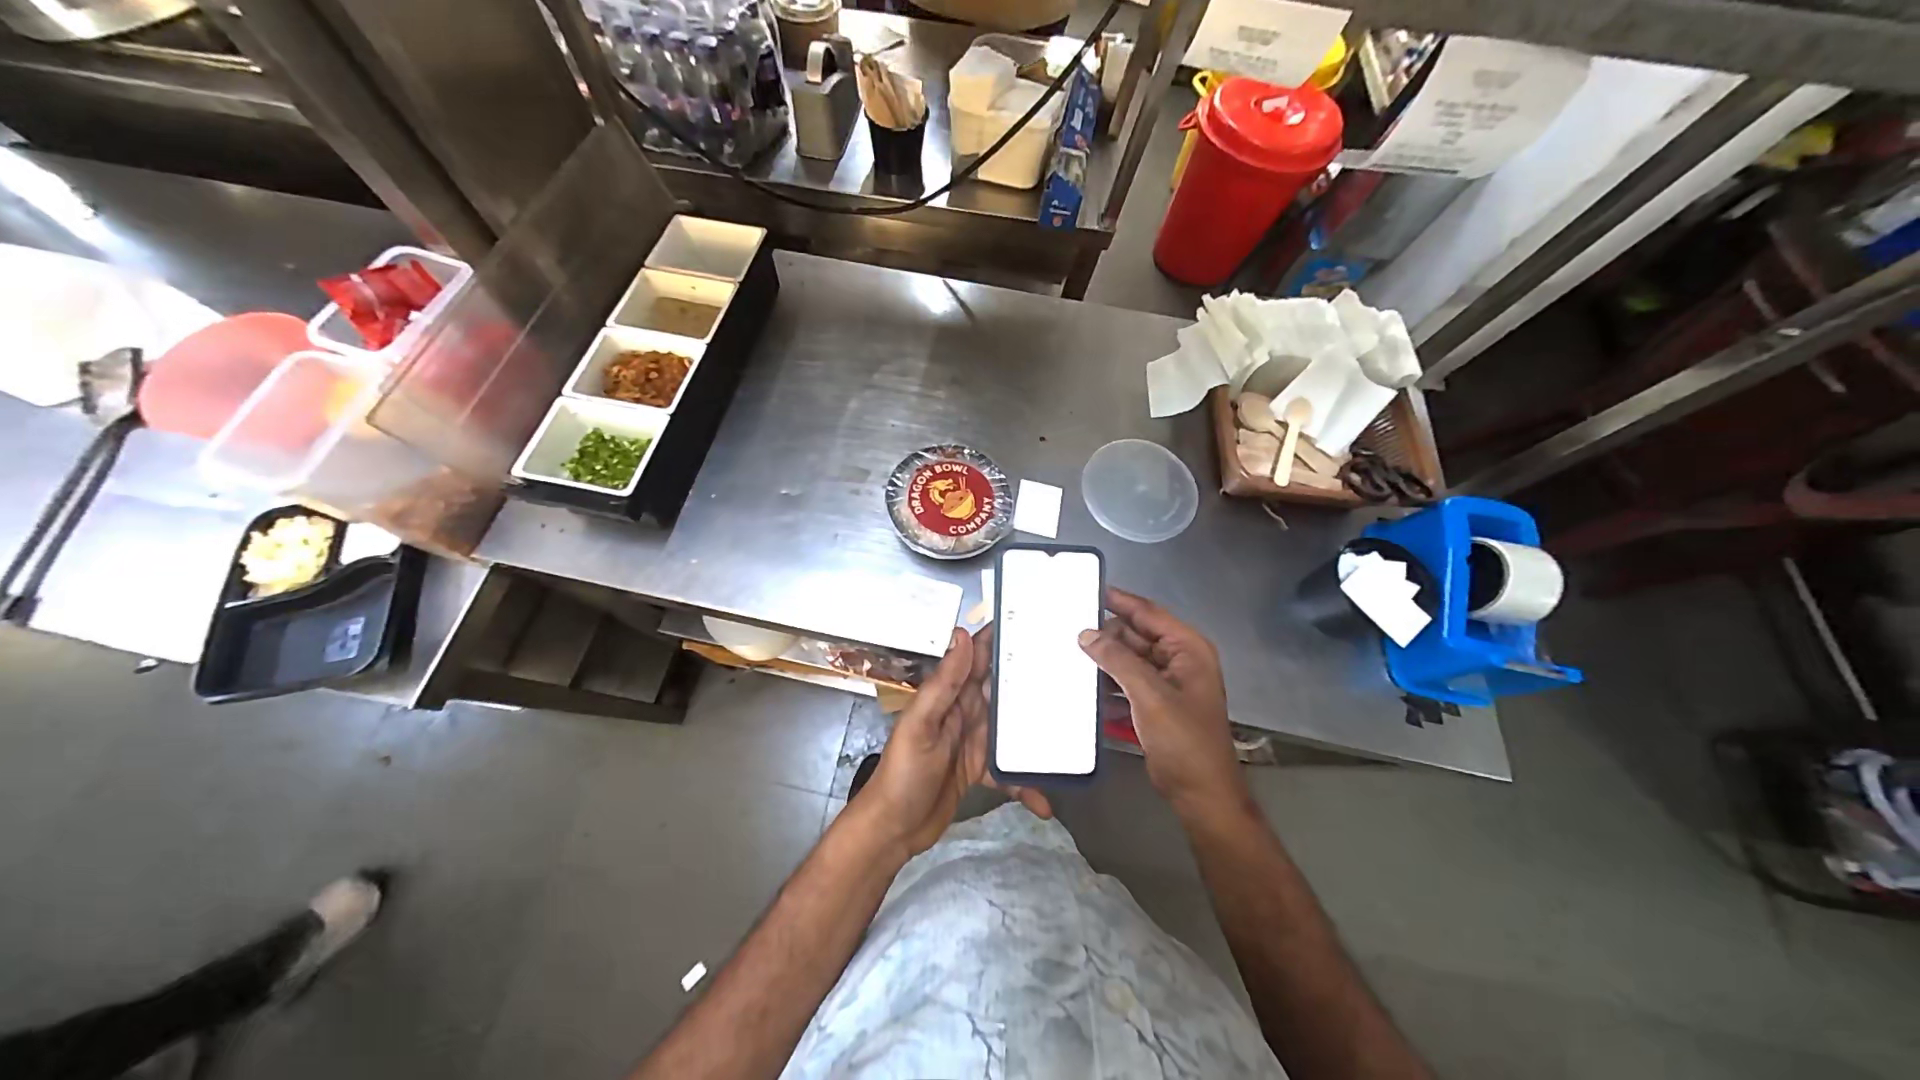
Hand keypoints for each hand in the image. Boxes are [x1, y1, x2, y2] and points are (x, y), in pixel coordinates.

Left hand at [852, 626, 1049, 856]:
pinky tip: (1045, 801)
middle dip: (1032, 679)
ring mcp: (975, 742)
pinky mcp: (981, 770)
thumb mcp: (921, 725)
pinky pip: (1010, 772)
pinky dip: (1025, 784)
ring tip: (1072, 729)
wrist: (893, 829)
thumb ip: (943, 683)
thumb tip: (962, 633)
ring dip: (1037, 730)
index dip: (1003, 638)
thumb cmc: (903, 773)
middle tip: (1073, 669)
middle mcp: (966, 713)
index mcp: (950, 696)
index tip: (1037, 622)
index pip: (978, 657)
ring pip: (1013, 727)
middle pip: (1003, 689)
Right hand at [1078, 588, 1245, 818]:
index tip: (1085, 590)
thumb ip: (1117, 661)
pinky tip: (1082, 682)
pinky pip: (1127, 682)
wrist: (1201, 793)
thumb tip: (1086, 634)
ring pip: (1128, 660)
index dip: (1118, 600)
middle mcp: (1179, 660)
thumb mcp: (1149, 695)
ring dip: (1103, 659)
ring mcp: (1167, 683)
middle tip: (1066, 627)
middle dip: (1105, 633)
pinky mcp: (1155, 704)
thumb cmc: (1183, 740)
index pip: (1148, 613)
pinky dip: (1108, 681)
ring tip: (1067, 651)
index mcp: (1187, 649)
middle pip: (1136, 635)